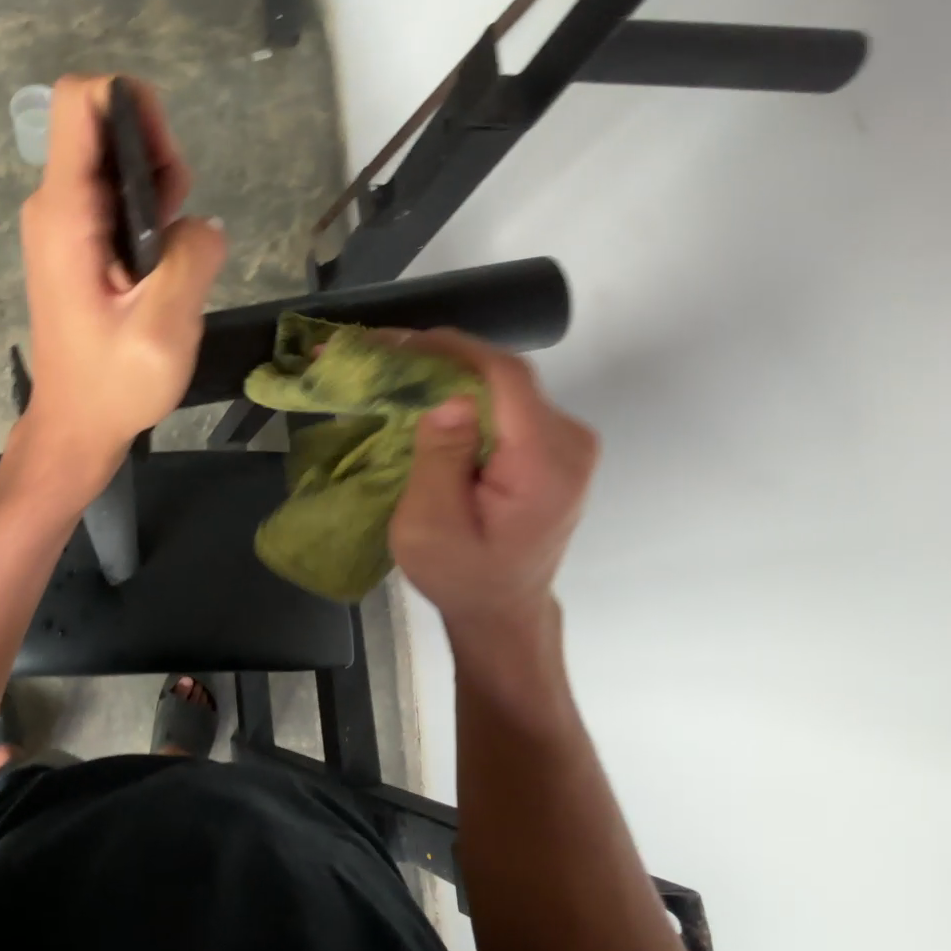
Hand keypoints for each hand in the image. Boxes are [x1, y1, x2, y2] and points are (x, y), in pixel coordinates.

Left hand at [15, 75, 226, 497]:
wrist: (73, 427)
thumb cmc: (111, 385)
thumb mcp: (164, 327)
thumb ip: (191, 258)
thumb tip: (199, 226)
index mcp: (64, 214)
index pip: (78, 101)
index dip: (131, 105)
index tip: (166, 165)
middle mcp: (53, 206)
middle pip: (104, 127)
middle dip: (155, 158)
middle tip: (174, 228)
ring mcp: (61, 226)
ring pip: (116, 165)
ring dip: (158, 194)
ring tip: (169, 256)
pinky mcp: (75, 246)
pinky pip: (116, 201)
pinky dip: (147, 218)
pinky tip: (157, 268)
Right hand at [382, 328, 598, 633]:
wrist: (501, 609)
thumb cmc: (460, 575)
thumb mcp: (431, 525)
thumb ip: (442, 459)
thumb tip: (451, 398)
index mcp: (545, 463)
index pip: (506, 377)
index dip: (453, 349)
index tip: (399, 341)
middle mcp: (569, 442)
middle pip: (505, 376)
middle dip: (441, 357)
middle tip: (381, 351)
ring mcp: (566, 442)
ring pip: (504, 384)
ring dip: (449, 371)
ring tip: (395, 366)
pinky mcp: (552, 446)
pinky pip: (507, 402)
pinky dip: (464, 391)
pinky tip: (426, 392)